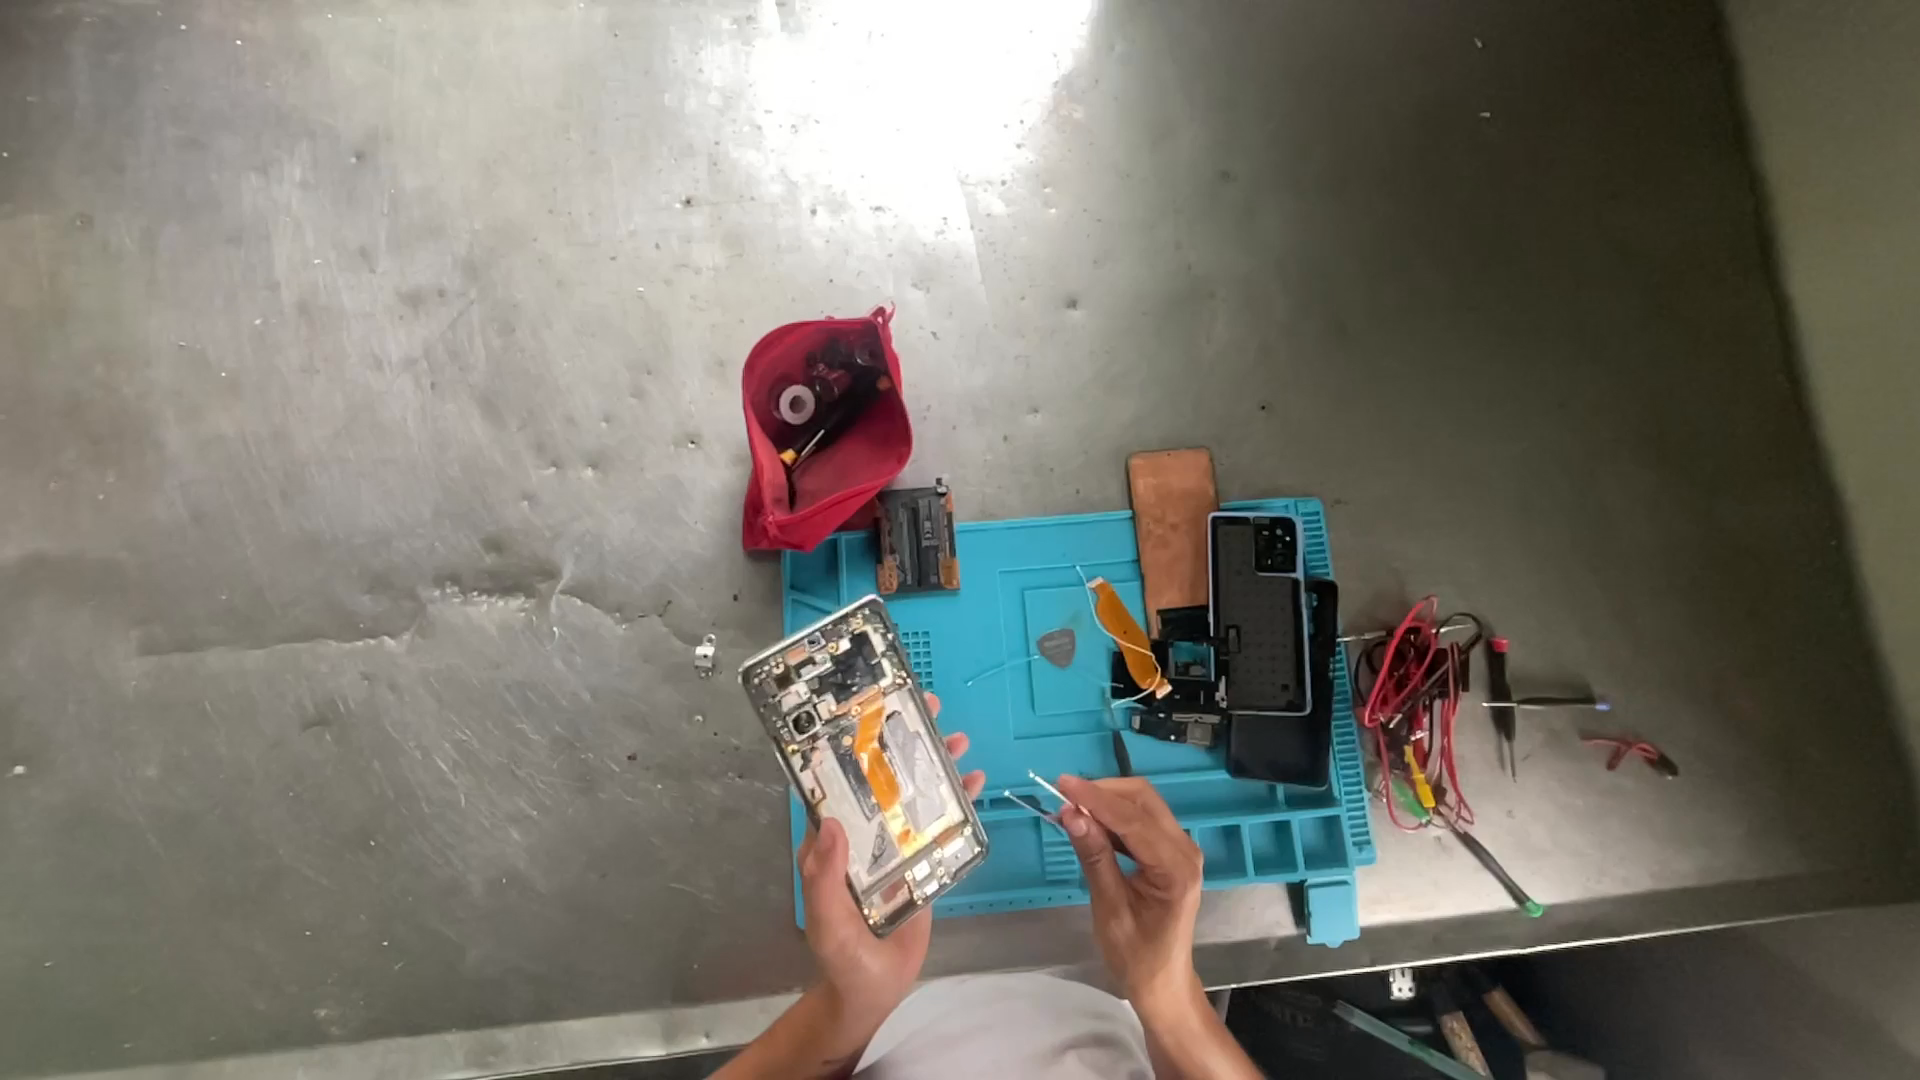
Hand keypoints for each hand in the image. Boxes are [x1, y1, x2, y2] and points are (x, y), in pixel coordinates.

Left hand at [795, 693, 984, 1029]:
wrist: (877, 991)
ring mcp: (896, 842)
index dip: (855, 744)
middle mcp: (865, 831)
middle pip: (885, 776)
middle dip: (904, 740)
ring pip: (915, 792)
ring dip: (935, 763)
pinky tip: (975, 781)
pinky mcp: (923, 858)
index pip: (842, 782)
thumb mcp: (826, 919)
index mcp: (836, 838)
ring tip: (958, 739)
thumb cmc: (843, 956)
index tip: (874, 714)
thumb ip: (823, 877)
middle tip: (927, 709)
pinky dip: (958, 800)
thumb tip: (829, 822)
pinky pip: (941, 822)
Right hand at [1057, 775, 1206, 1013]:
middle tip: (1064, 796)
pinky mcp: (1170, 849)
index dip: (1095, 798)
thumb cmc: (1136, 956)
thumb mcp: (1109, 908)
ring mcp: (1180, 847)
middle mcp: (1184, 849)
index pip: (1132, 819)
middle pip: (1142, 798)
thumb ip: (1094, 856)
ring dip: (1106, 800)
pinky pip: (1141, 818)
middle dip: (1102, 791)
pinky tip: (1089, 822)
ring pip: (1141, 803)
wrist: (1163, 983)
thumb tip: (1071, 814)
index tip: (1062, 784)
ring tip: (1071, 808)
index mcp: (1175, 868)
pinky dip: (1113, 814)